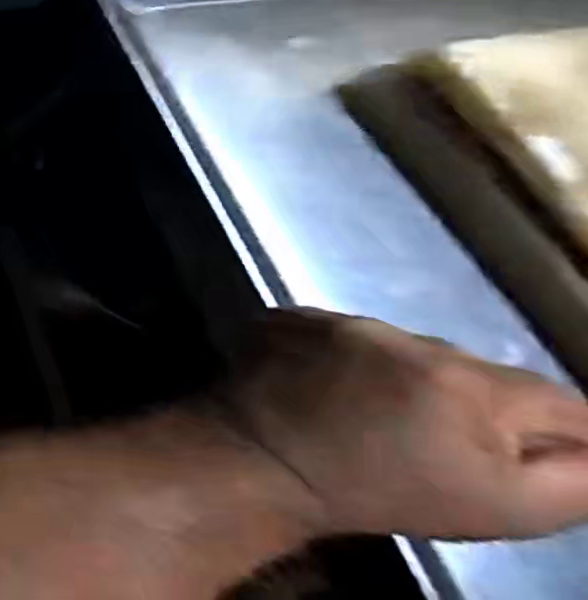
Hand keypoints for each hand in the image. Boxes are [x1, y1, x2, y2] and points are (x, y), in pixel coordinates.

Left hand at [222, 308, 587, 539]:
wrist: (264, 457)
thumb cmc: (388, 490)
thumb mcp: (513, 504)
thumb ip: (579, 472)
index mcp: (466, 380)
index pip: (559, 400)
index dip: (566, 431)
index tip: (541, 452)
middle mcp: (399, 336)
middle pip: (475, 369)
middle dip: (477, 402)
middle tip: (443, 438)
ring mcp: (335, 319)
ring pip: (406, 348)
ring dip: (409, 375)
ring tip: (383, 412)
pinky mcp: (287, 316)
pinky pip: (346, 335)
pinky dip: (352, 357)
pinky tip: (338, 388)